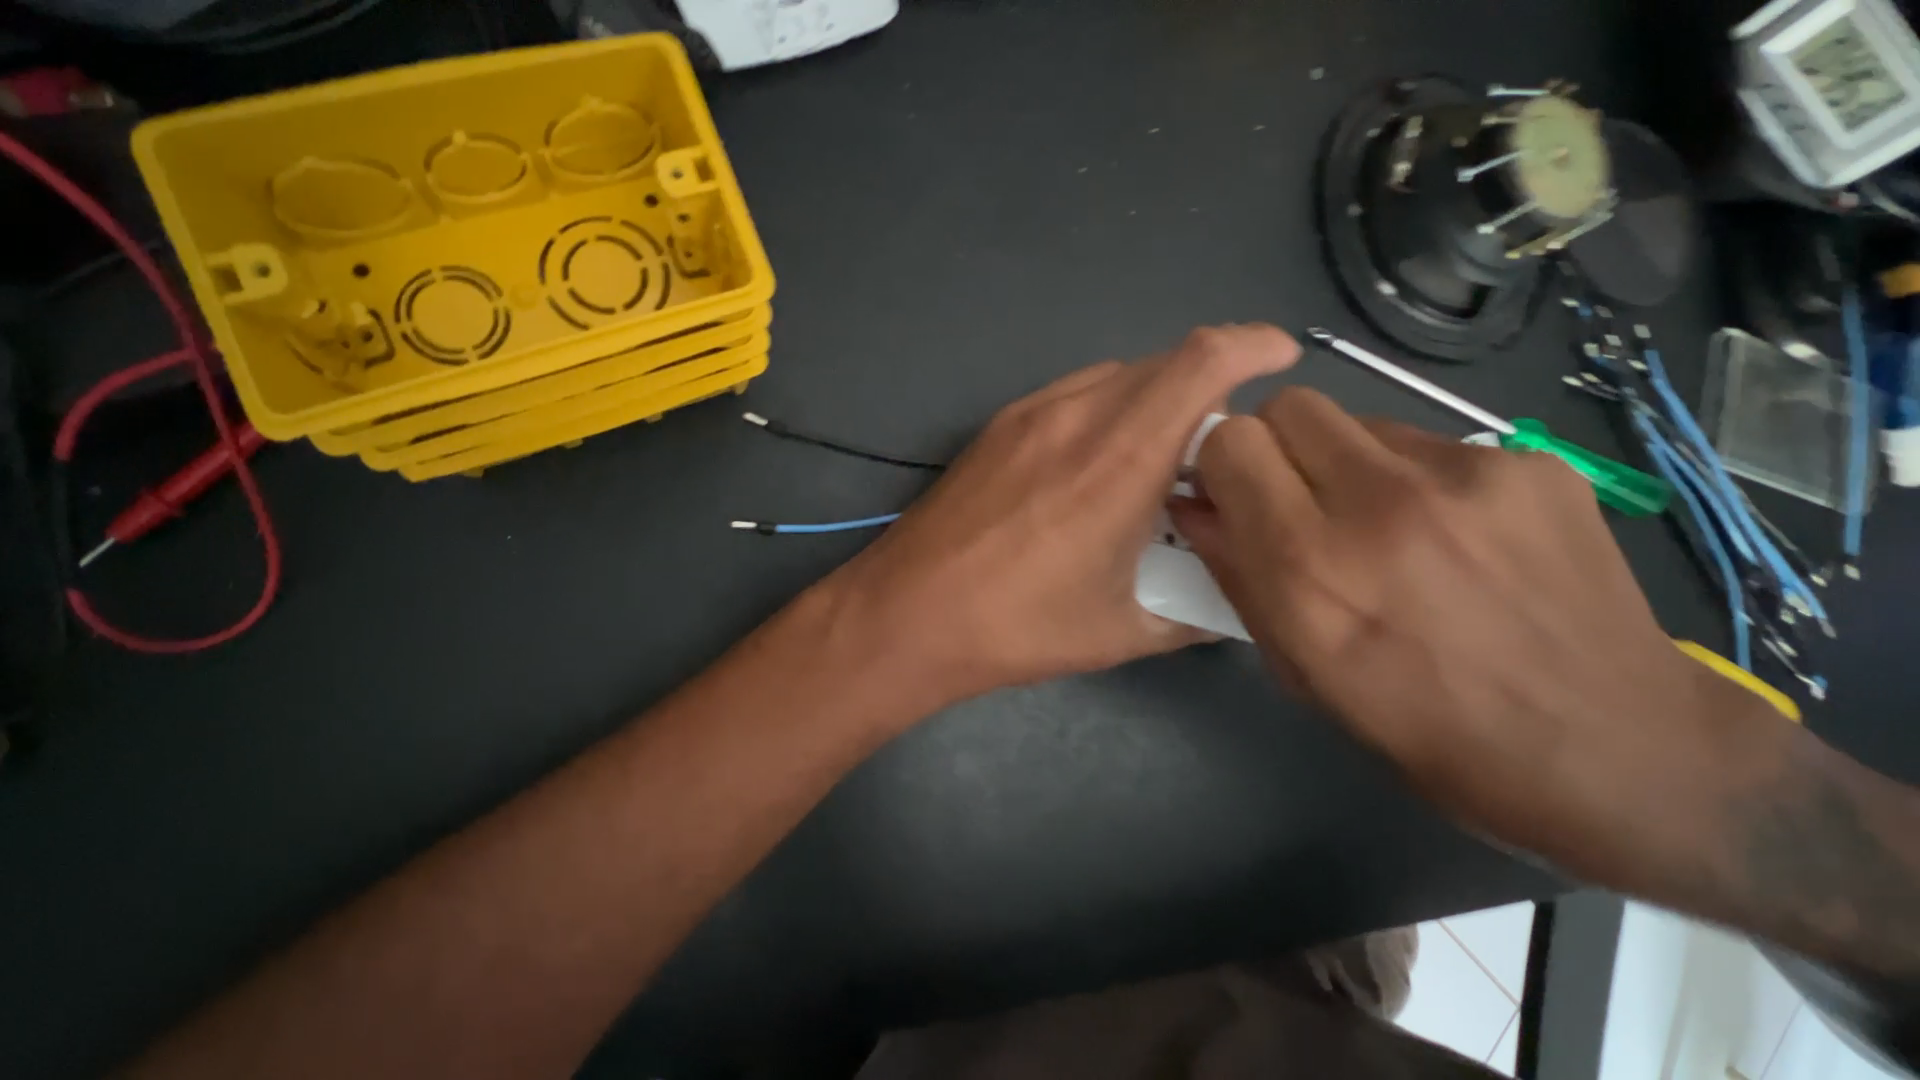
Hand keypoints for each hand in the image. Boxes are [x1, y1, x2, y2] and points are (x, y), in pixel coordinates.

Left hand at [821, 325, 1299, 712]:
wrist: (907, 614)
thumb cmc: (1019, 626)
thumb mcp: (1123, 630)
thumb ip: (1196, 613)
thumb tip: (1237, 604)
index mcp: (1122, 456)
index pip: (1203, 361)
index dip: (1253, 343)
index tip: (1283, 356)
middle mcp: (1079, 414)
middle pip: (1166, 362)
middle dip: (1210, 386)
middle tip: (1221, 444)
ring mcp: (1032, 414)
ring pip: (1118, 374)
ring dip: (1156, 397)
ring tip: (1162, 456)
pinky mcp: (998, 426)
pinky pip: (1075, 392)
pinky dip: (1111, 408)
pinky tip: (1102, 464)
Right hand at [1170, 388, 1784, 873]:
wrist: (1610, 748)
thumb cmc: (1428, 734)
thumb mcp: (1305, 674)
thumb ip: (1239, 577)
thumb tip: (1196, 507)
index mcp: (1311, 570)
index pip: (1230, 444)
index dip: (1224, 467)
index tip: (1236, 497)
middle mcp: (1379, 504)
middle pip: (1290, 405)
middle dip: (1278, 446)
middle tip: (1300, 500)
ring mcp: (1464, 475)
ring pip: (1361, 418)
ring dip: (1348, 461)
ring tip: (1389, 527)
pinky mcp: (1530, 463)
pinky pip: (1435, 444)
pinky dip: (1421, 478)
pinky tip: (1459, 537)